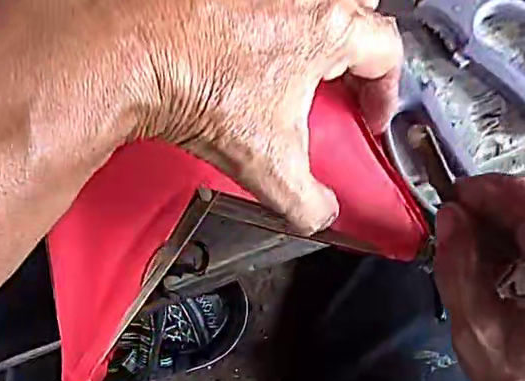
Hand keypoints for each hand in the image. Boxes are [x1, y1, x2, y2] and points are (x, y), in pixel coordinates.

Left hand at [93, 0, 402, 232]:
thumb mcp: (272, 170)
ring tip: (292, 80)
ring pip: (310, 5)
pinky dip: (267, 31)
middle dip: (353, 54)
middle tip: (337, 92)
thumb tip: (322, 215)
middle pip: (355, 11)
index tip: (369, 119)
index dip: (386, 92)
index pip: (386, 50)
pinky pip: (265, 7)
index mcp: (327, 28)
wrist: (138, 54)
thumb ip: (310, 203)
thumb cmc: (200, 87)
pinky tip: (247, 63)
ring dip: (310, 39)